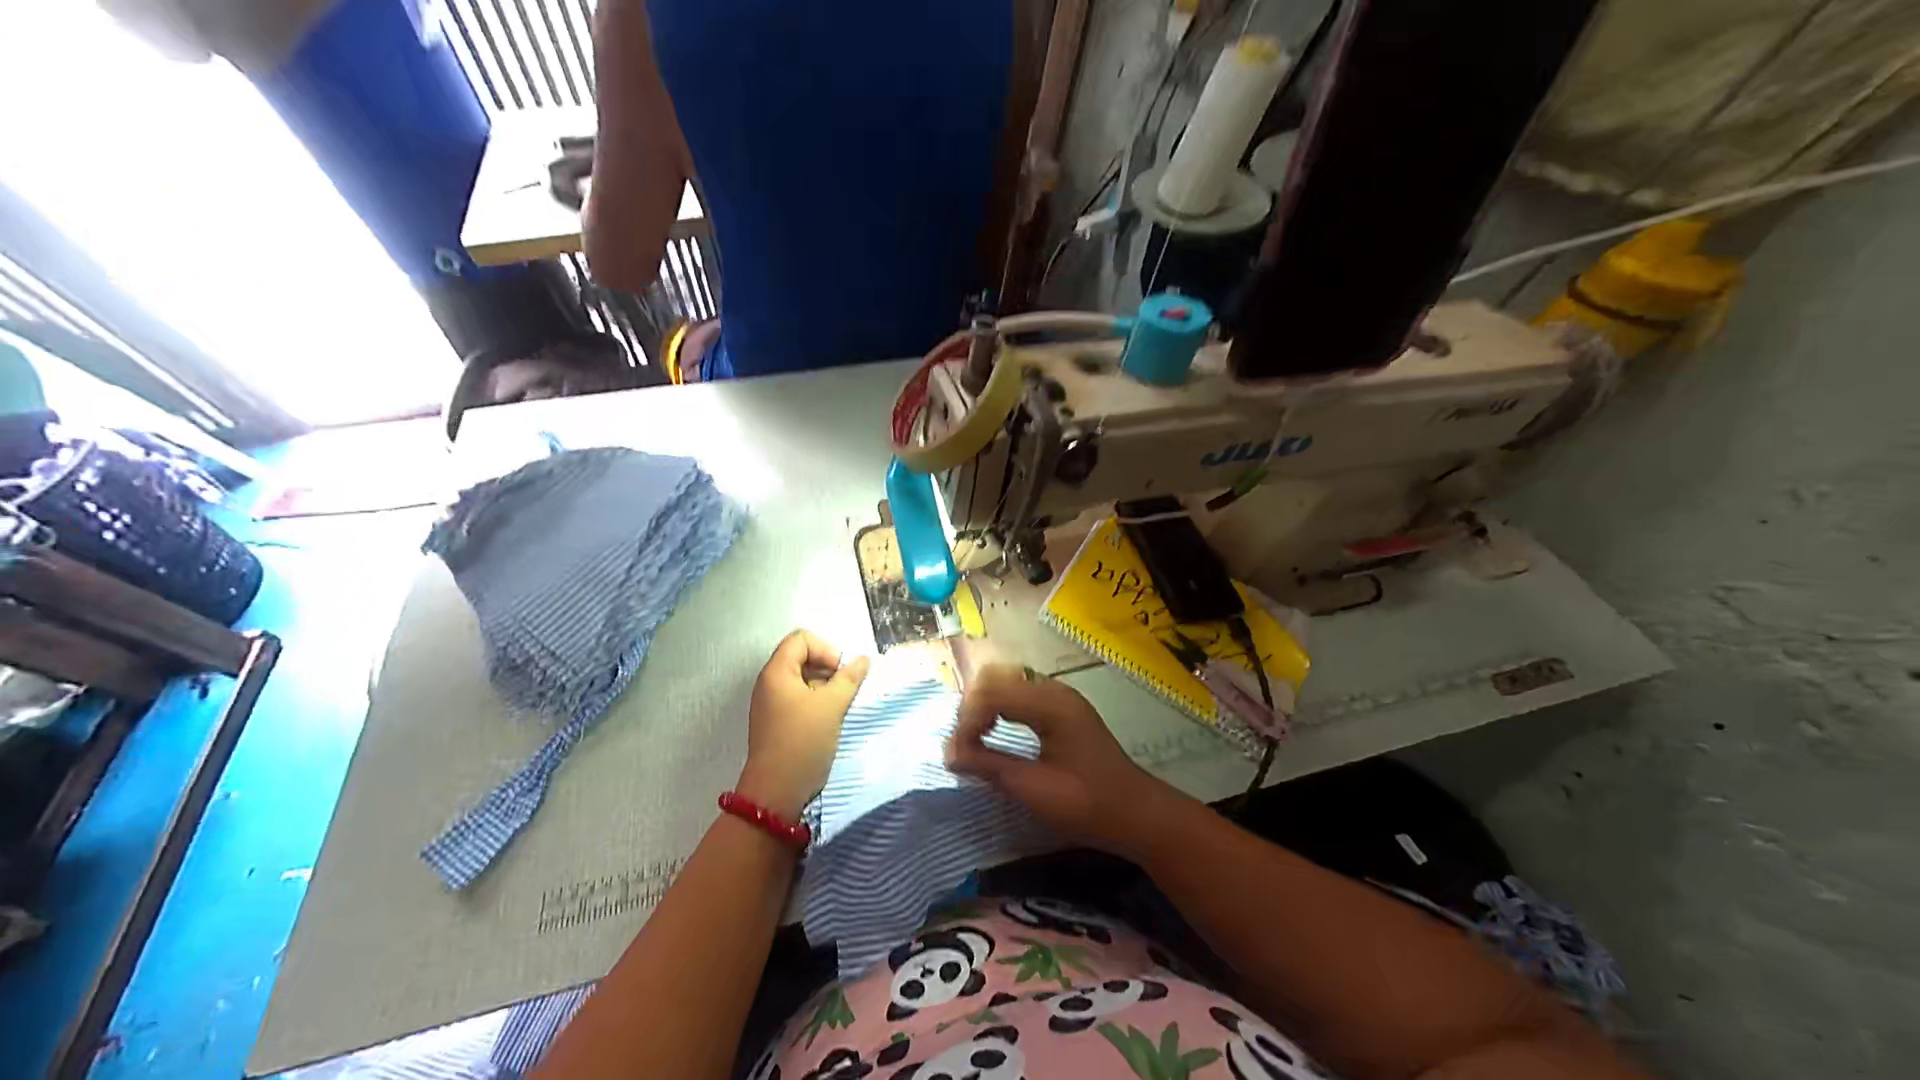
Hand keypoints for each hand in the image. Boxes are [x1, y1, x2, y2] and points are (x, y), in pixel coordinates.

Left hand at [738, 630, 869, 819]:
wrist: (776, 792)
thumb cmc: (803, 741)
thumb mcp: (832, 706)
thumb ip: (849, 678)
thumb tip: (863, 659)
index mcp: (777, 672)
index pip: (801, 639)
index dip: (825, 649)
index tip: (841, 673)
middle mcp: (769, 683)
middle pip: (800, 657)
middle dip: (827, 667)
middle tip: (844, 689)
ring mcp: (770, 704)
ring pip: (801, 679)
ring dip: (824, 686)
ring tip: (839, 706)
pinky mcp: (775, 722)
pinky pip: (797, 699)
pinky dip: (815, 702)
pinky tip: (828, 720)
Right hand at [947, 665, 1188, 857]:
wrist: (1136, 815)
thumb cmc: (1089, 805)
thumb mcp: (1035, 790)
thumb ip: (989, 766)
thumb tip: (948, 754)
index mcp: (1051, 704)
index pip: (991, 693)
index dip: (967, 721)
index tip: (956, 755)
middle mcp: (1054, 690)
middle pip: (995, 677)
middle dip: (971, 708)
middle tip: (964, 746)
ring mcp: (1058, 697)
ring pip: (1005, 682)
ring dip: (983, 707)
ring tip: (974, 740)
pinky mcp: (1058, 708)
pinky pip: (1017, 694)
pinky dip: (998, 709)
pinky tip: (994, 733)